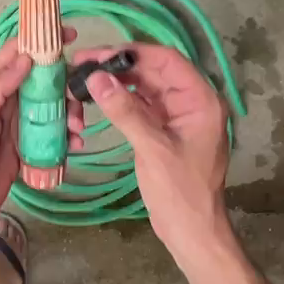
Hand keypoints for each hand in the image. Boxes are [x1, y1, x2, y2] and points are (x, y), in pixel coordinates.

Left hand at [0, 32, 83, 246]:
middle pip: (42, 83)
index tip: (69, 35)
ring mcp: (17, 128)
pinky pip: (52, 137)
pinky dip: (67, 138)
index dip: (40, 41)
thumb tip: (24, 59)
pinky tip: (76, 146)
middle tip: (82, 96)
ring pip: (51, 110)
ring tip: (78, 128)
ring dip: (69, 114)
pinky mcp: (27, 151)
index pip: (16, 55)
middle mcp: (6, 105)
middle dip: (65, 84)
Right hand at [75, 43, 229, 248]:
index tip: (99, 53)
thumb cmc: (181, 192)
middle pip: (153, 70)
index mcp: (201, 100)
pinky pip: (140, 104)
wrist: (191, 231)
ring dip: (116, 80)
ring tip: (84, 77)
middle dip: (119, 65)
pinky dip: (119, 99)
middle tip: (82, 62)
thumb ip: (125, 111)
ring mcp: (176, 116)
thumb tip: (96, 78)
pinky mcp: (162, 129)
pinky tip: (96, 97)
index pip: (167, 60)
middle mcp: (191, 101)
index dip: (133, 52)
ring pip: (144, 86)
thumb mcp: (153, 149)